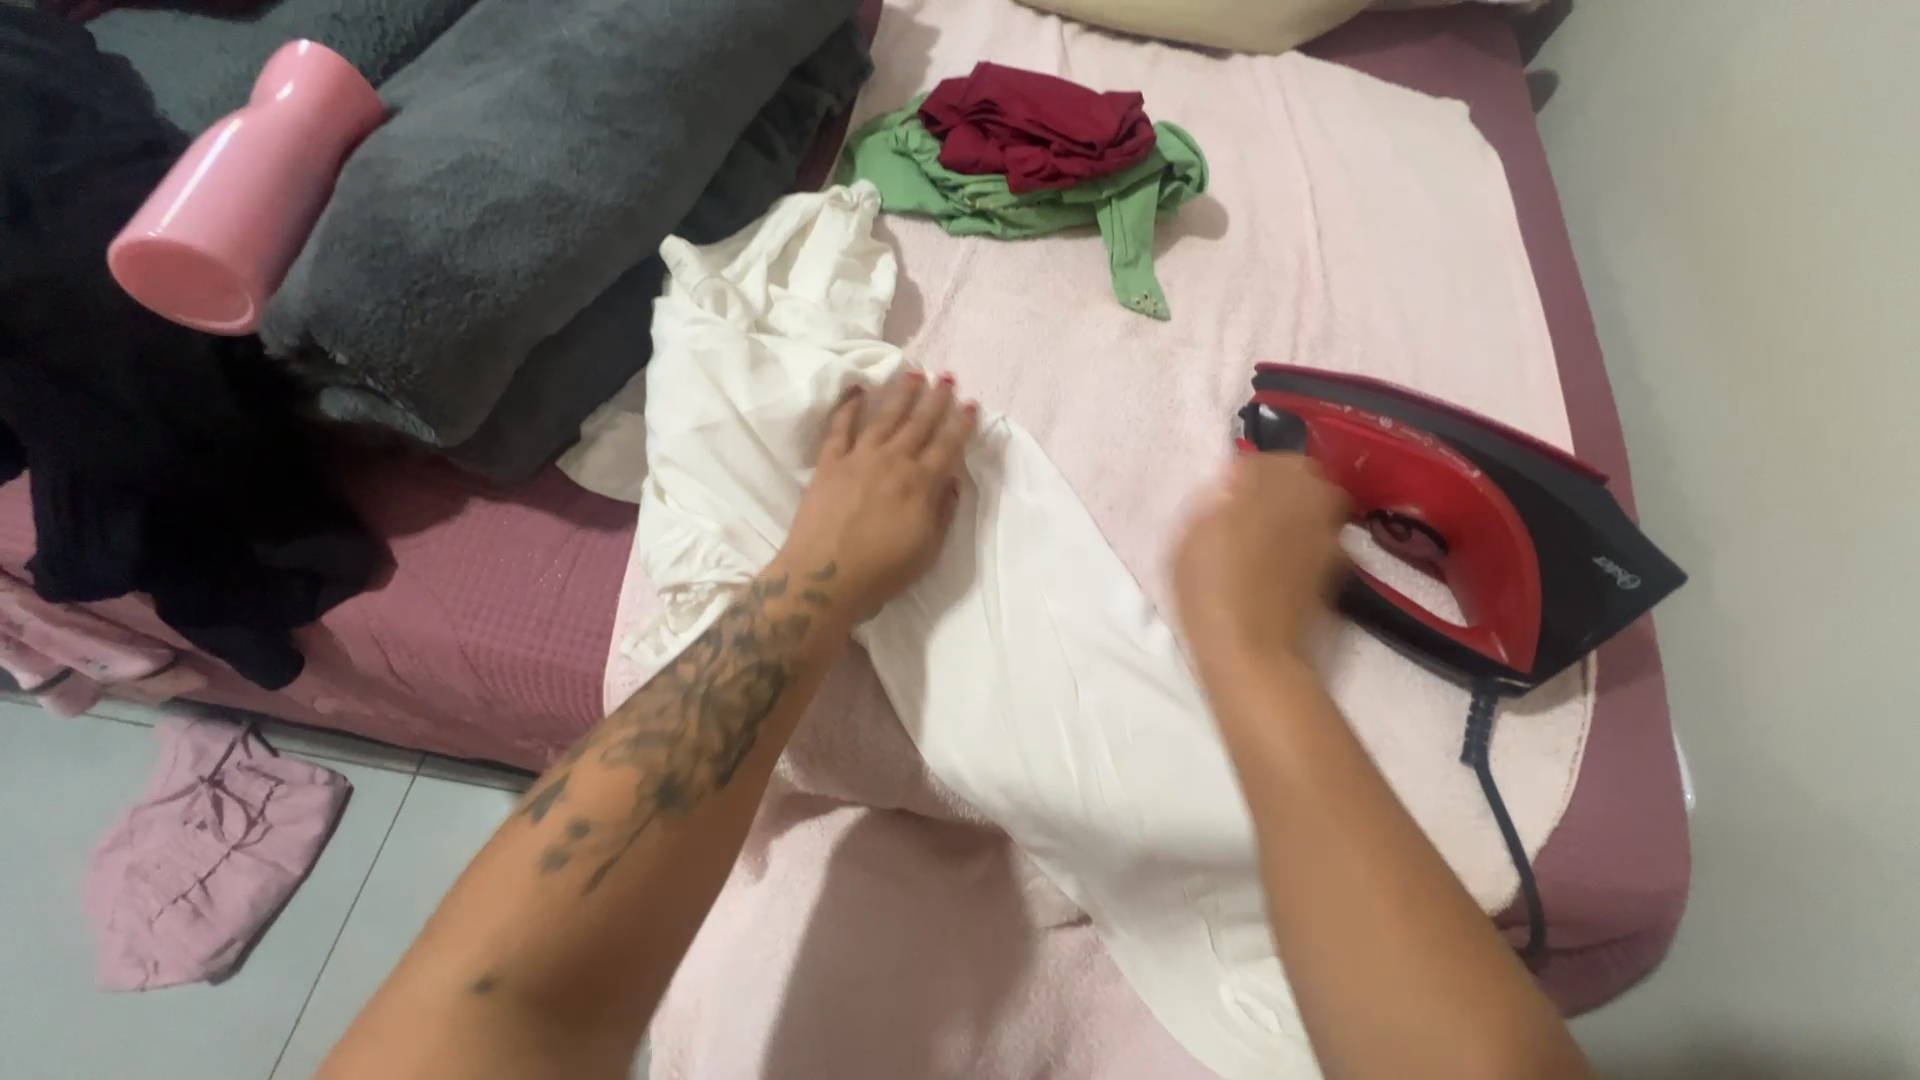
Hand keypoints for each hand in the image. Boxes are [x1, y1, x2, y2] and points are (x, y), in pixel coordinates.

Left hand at [776, 371, 978, 625]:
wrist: (824, 579)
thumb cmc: (882, 573)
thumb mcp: (927, 551)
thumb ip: (942, 513)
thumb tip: (953, 482)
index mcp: (921, 484)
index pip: (948, 446)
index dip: (962, 424)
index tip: (971, 405)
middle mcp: (894, 462)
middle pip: (919, 424)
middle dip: (935, 399)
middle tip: (946, 377)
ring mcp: (859, 459)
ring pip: (885, 418)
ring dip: (901, 394)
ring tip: (912, 374)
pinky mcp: (829, 464)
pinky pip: (841, 428)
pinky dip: (849, 407)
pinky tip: (858, 391)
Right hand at [1172, 453, 1348, 666]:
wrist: (1251, 651)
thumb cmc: (1207, 593)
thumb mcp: (1187, 540)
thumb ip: (1211, 503)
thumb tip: (1231, 487)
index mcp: (1263, 490)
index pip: (1267, 458)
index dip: (1249, 470)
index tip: (1231, 488)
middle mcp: (1303, 504)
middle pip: (1304, 473)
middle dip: (1283, 481)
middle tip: (1254, 503)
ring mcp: (1326, 536)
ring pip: (1321, 501)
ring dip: (1300, 506)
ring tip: (1272, 529)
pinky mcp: (1337, 567)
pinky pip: (1325, 535)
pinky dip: (1309, 537)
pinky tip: (1285, 560)